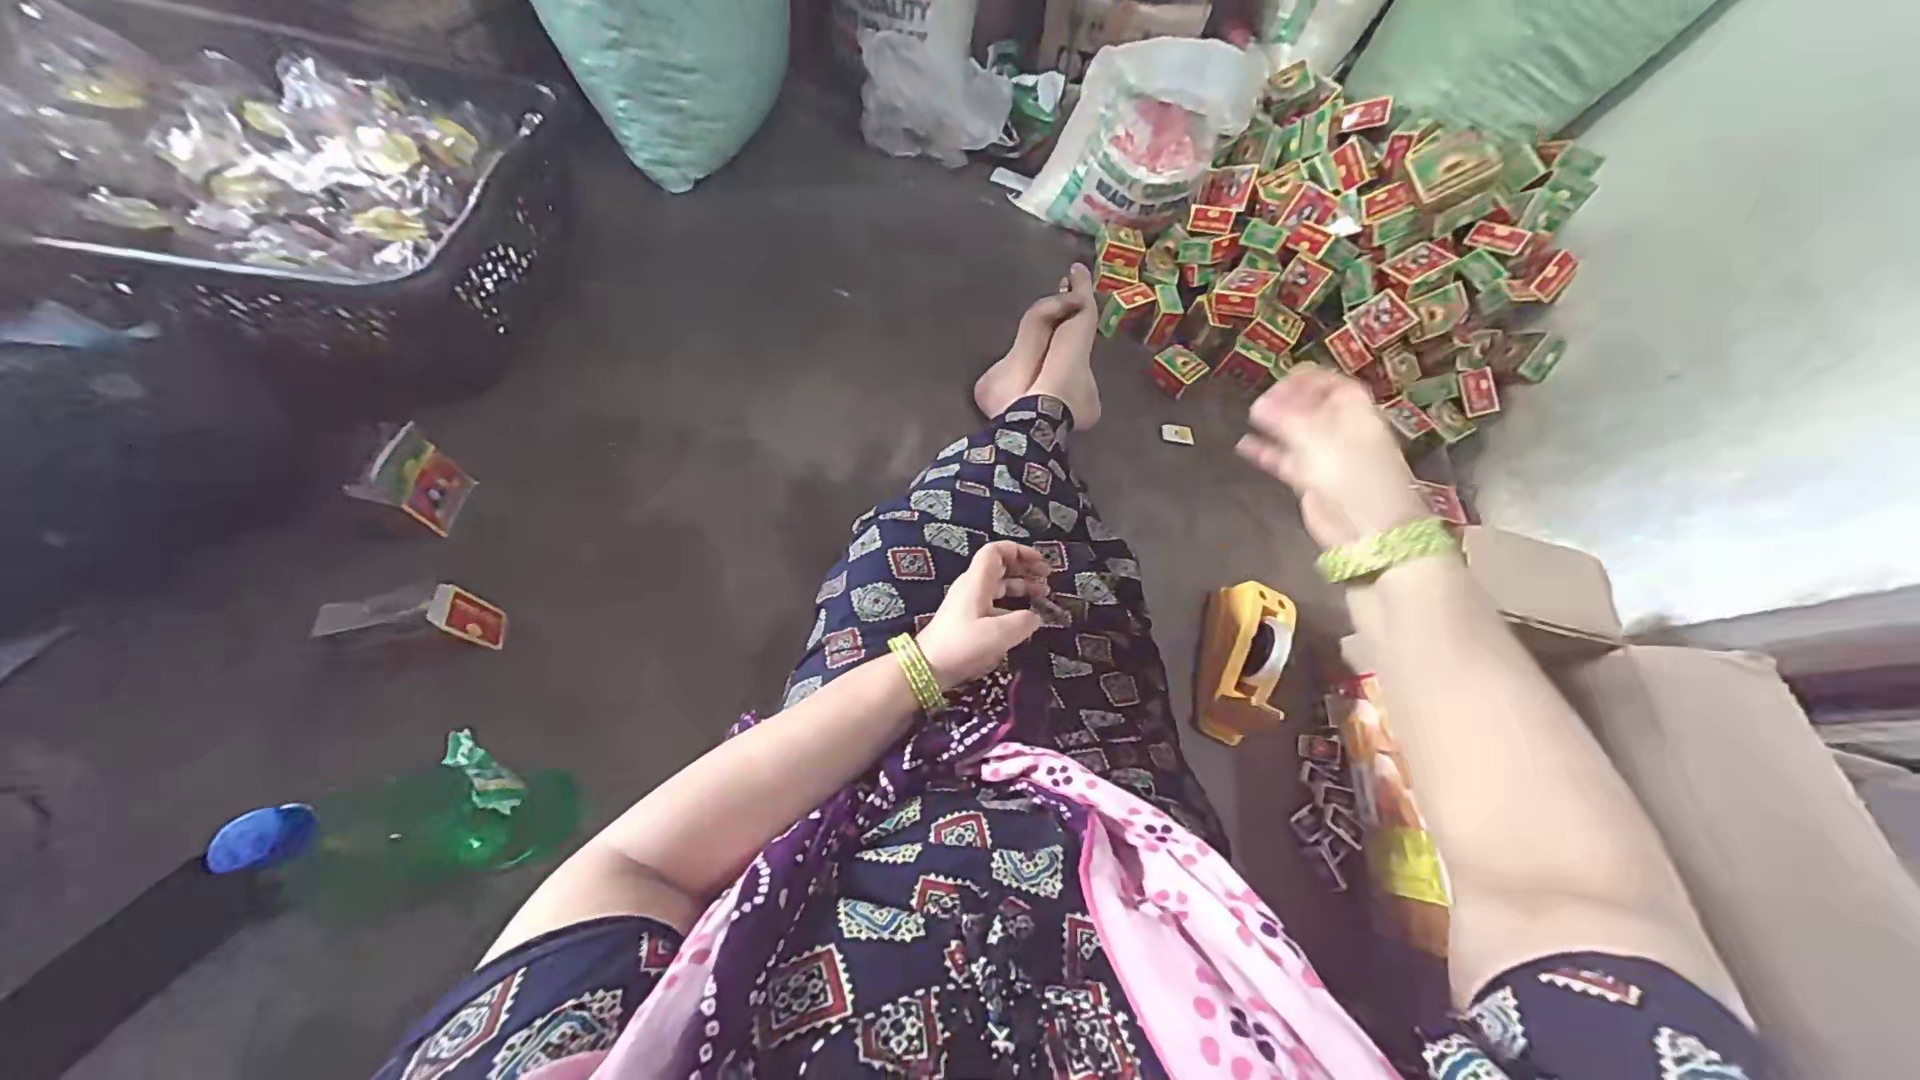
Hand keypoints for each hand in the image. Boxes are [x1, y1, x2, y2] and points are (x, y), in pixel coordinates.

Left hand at [915, 541, 1051, 688]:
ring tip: (1042, 595)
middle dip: (1025, 568)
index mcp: (977, 581)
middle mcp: (972, 586)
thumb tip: (1036, 617)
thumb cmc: (962, 645)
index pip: (995, 551)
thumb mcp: (998, 634)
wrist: (928, 667)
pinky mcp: (967, 618)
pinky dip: (1011, 604)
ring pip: (998, 585)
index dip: (1019, 551)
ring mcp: (968, 602)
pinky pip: (994, 602)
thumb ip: (1023, 622)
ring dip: (1020, 586)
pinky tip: (1024, 618)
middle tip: (1047, 577)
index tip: (1040, 563)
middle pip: (1000, 566)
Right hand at [1236, 367, 1428, 548]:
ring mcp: (1325, 455)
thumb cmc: (1354, 478)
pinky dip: (1266, 451)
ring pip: (1295, 432)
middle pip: (1310, 407)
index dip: (1305, 380)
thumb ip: (1287, 422)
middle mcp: (1340, 431)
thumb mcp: (1321, 442)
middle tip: (1260, 401)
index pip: (1330, 384)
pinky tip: (1246, 446)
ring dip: (1273, 425)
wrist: (1368, 529)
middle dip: (1285, 401)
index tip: (1277, 382)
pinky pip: (1284, 458)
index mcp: (1354, 414)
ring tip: (1250, 418)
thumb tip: (1258, 404)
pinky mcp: (1309, 479)